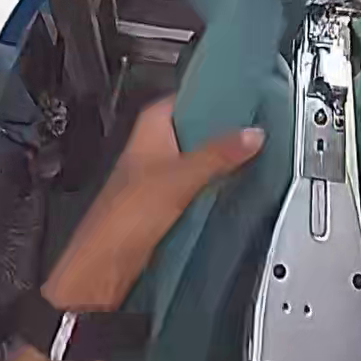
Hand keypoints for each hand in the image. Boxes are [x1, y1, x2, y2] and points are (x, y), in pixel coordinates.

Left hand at [43, 99, 263, 310]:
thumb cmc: (122, 217)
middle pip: (199, 126)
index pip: (187, 96)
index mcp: (151, 126)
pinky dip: (217, 179)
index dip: (214, 94)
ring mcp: (163, 172)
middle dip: (225, 128)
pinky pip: (201, 180)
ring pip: (201, 154)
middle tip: (255, 124)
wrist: (106, 266)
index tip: (243, 94)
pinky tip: (236, 180)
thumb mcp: (181, 176)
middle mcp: (155, 145)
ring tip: (252, 150)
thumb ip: (219, 153)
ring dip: (223, 155)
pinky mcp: (170, 198)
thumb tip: (252, 134)